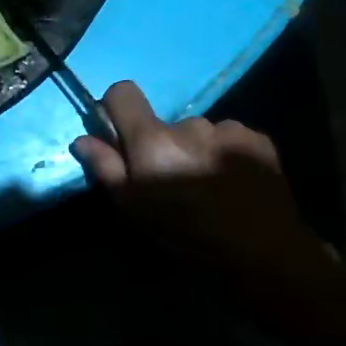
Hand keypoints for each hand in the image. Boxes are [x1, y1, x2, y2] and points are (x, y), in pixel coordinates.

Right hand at [70, 81, 319, 276]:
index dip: (116, 107)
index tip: (121, 135)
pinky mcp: (258, 139)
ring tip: (207, 186)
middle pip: (163, 122)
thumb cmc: (186, 235)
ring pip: (198, 132)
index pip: (123, 92)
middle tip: (171, 181)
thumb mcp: (133, 209)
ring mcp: (227, 129)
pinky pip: (229, 138)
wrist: (263, 253)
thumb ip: (106, 168)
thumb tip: (83, 139)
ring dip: (196, 150)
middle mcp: (189, 124)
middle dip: (162, 144)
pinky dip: (225, 153)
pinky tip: (233, 184)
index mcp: (152, 139)